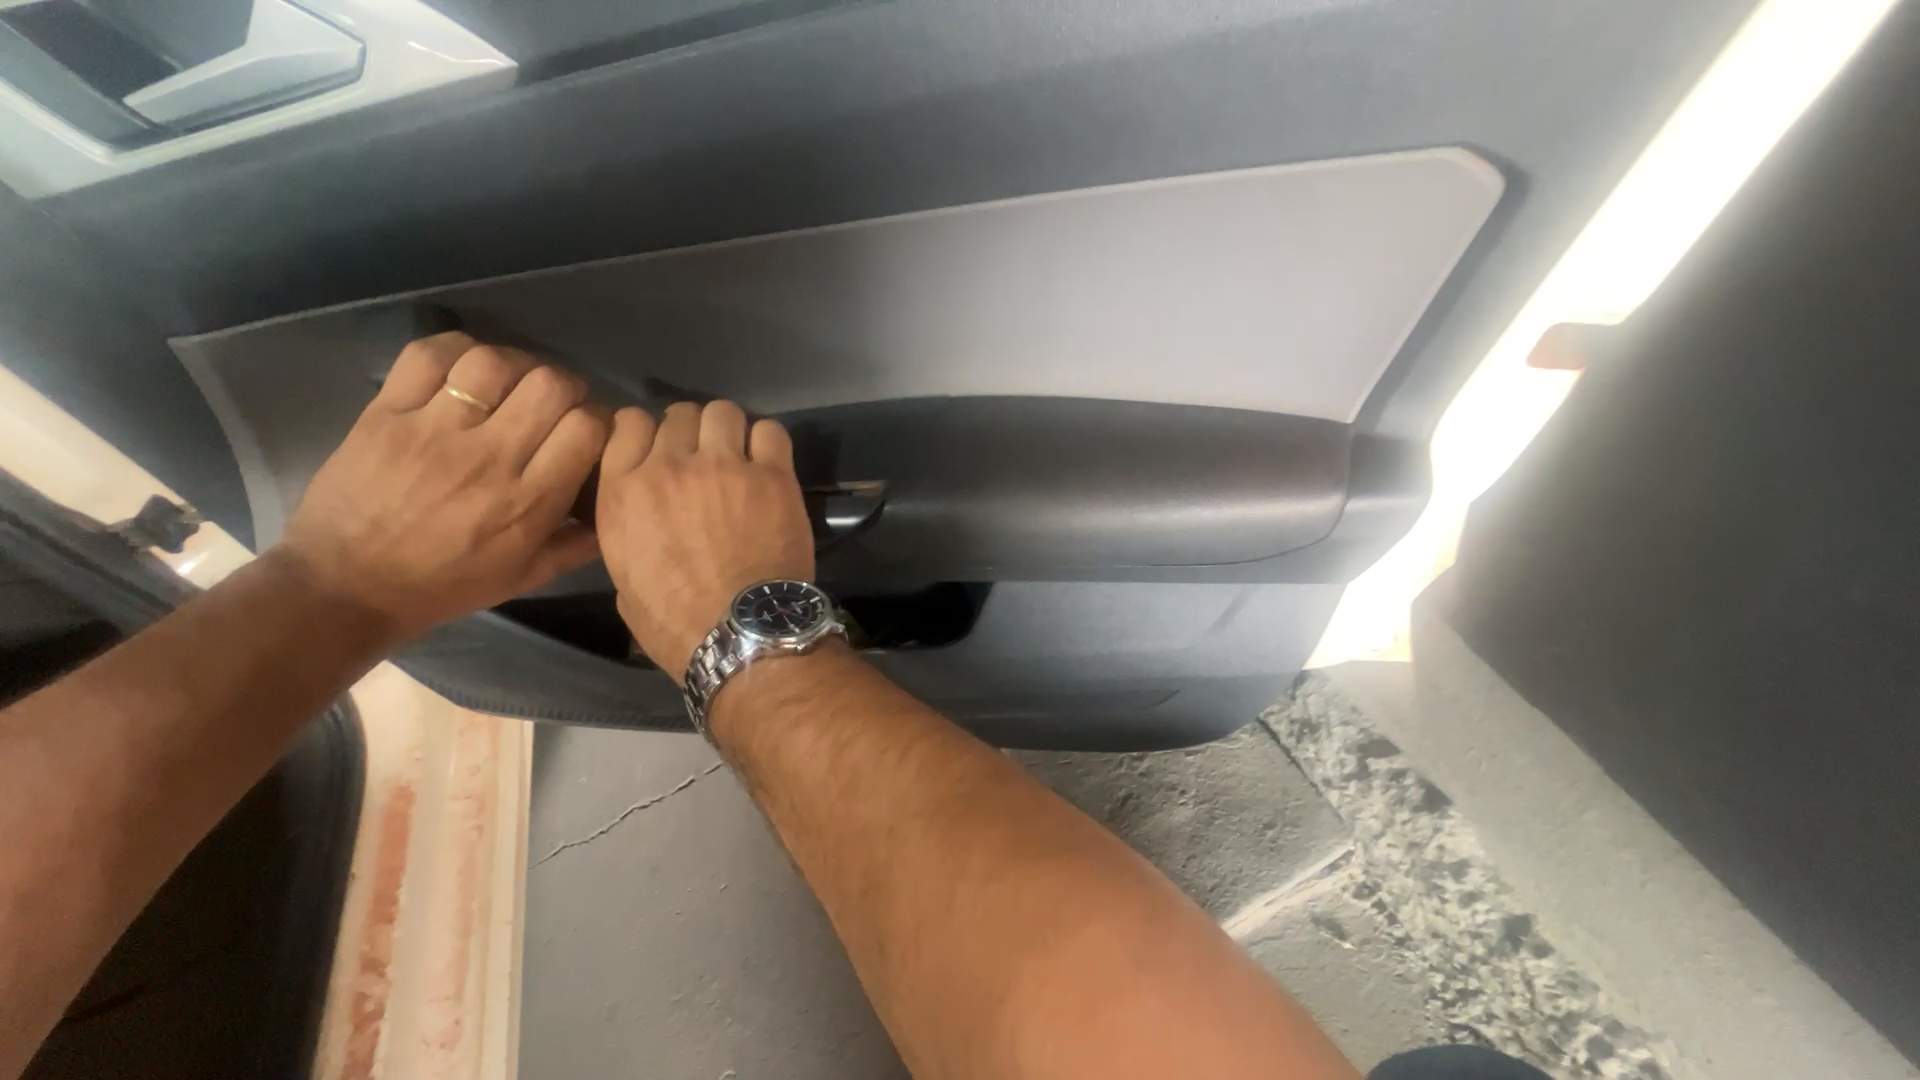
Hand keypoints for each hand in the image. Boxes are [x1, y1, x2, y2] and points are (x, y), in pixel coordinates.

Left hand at [276, 333, 608, 640]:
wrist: (346, 587)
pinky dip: (457, 349)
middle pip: (551, 385)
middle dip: (566, 387)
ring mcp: (434, 431)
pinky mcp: (386, 412)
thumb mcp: (527, 576)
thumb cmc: (446, 585)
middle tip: (553, 405)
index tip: (588, 432)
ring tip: (510, 384)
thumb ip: (579, 543)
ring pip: (494, 362)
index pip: (587, 429)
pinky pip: (428, 355)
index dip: (598, 420)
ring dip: (515, 365)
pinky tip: (466, 368)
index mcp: (529, 501)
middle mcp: (489, 459)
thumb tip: (618, 504)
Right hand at [596, 400, 813, 680]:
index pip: (628, 423)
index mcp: (623, 492)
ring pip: (723, 411)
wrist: (742, 636)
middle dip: (690, 431)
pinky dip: (767, 442)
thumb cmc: (676, 624)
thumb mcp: (624, 581)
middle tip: (704, 458)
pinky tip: (767, 464)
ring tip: (737, 456)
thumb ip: (629, 533)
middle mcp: (670, 467)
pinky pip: (770, 431)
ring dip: (728, 430)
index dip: (647, 431)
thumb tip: (647, 523)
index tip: (661, 448)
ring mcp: (724, 466)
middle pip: (679, 413)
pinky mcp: (772, 476)